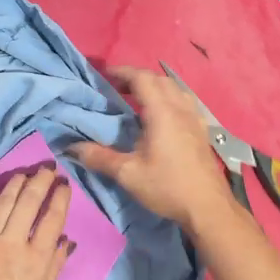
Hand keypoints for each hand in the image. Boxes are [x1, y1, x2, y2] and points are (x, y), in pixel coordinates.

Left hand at [0, 166, 73, 279]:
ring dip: (18, 183)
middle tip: (49, 170)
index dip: (60, 197)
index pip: (52, 218)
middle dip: (41, 180)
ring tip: (28, 174)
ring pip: (5, 200)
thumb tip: (64, 240)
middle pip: (29, 200)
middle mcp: (12, 243)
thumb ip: (54, 266)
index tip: (65, 185)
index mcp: (35, 260)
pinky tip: (3, 192)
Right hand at [71, 66, 238, 233]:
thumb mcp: (128, 174)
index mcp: (162, 112)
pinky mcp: (201, 132)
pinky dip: (168, 100)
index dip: (122, 72)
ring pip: (175, 90)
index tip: (104, 75)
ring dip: (154, 88)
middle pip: (159, 80)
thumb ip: (99, 157)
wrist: (208, 208)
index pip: (142, 78)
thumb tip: (71, 147)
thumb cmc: (167, 187)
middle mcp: (181, 109)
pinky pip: (184, 103)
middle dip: (137, 78)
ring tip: (137, 100)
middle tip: (116, 88)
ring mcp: (195, 119)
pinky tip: (160, 118)